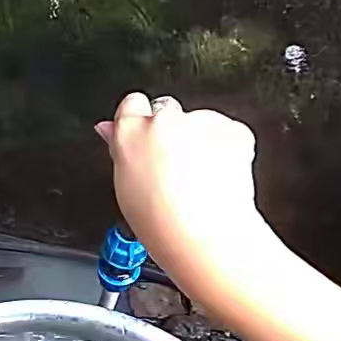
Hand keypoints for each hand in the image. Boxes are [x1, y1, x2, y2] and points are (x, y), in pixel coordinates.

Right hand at [95, 93, 278, 275]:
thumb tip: (109, 128)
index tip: (146, 140)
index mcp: (130, 133)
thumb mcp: (125, 185)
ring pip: (198, 122)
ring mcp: (199, 122)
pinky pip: (227, 131)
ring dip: (200, 142)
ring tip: (197, 181)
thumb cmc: (161, 222)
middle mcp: (163, 121)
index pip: (132, 104)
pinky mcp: (232, 129)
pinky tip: (216, 176)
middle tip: (172, 168)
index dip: (140, 123)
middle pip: (166, 111)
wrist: (204, 236)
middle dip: (170, 131)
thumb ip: (119, 149)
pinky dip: (226, 149)